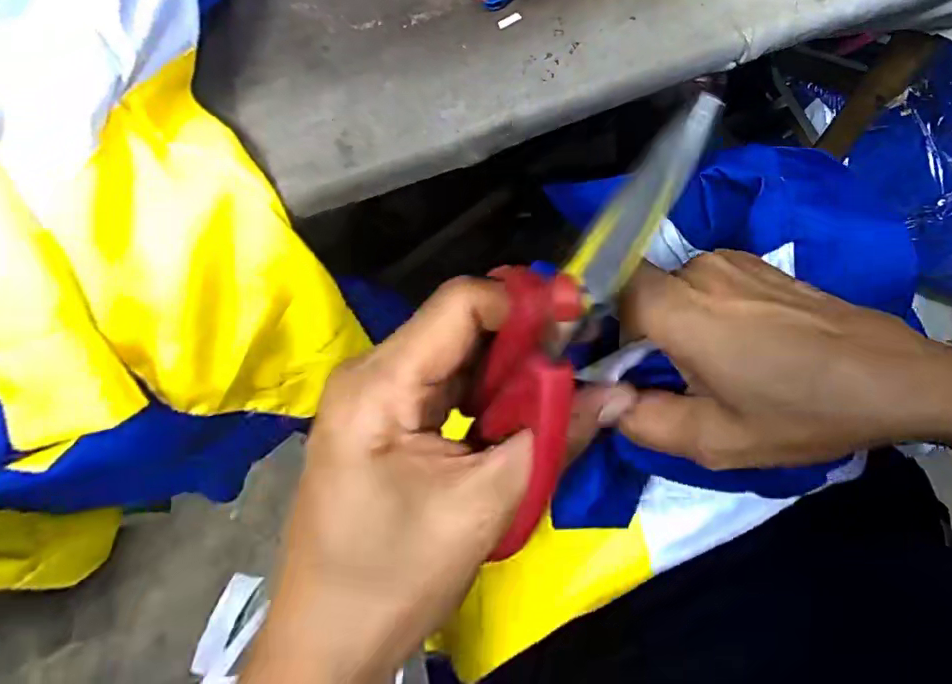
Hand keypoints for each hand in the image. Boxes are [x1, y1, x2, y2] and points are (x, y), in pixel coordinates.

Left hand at [246, 277, 634, 683]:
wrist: (328, 648)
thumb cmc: (397, 575)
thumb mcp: (490, 500)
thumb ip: (560, 432)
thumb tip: (623, 391)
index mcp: (380, 386)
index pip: (464, 302)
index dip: (527, 302)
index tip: (580, 321)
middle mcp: (374, 373)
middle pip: (467, 318)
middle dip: (530, 331)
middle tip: (580, 355)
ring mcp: (380, 392)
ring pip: (468, 344)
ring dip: (520, 359)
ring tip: (561, 384)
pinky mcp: (394, 413)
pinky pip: (459, 373)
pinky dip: (501, 382)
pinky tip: (527, 406)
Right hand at [614, 251, 951, 468]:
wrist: (887, 373)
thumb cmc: (803, 411)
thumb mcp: (718, 440)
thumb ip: (647, 423)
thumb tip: (609, 401)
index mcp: (683, 306)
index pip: (609, 289)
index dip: (600, 326)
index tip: (610, 368)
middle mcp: (705, 268)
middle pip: (645, 289)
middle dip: (641, 330)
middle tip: (662, 380)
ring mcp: (741, 261)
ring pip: (682, 287)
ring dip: (680, 322)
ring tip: (708, 370)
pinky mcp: (767, 266)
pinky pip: (715, 283)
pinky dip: (710, 310)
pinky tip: (744, 349)